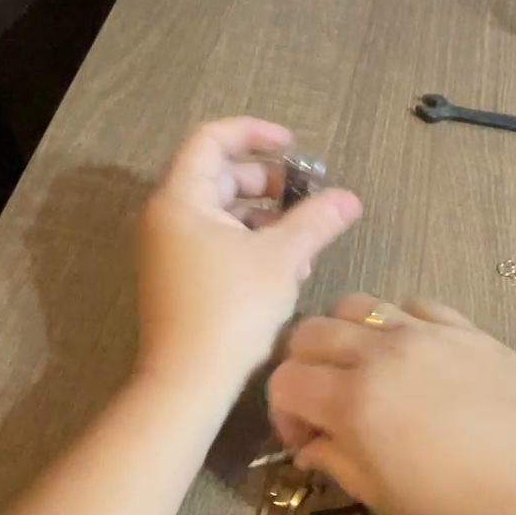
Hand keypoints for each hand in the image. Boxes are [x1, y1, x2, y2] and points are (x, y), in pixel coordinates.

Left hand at [136, 118, 361, 392]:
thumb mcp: (281, 259)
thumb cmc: (231, 310)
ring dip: (264, 219)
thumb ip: (315, 221)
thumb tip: (350, 198)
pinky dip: (248, 243)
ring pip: (220, 214)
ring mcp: (167, 249)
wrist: (189, 381)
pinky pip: (214, 242)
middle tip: (304, 196)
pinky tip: (285, 269)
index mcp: (179, 198)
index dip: (254, 133)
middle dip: (266, 182)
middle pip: (217, 176)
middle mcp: (165, 216)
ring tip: (303, 242)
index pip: (211, 139)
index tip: (293, 145)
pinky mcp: (176, 277)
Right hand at [267, 294, 515, 514]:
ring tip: (364, 376)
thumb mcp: (388, 500)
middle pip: (310, 333)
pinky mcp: (467, 327)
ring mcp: (428, 332)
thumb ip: (337, 462)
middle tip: (324, 407)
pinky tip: (412, 360)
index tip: (304, 442)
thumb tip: (310, 445)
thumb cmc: (472, 514)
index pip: (284, 381)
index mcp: (356, 400)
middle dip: (302, 369)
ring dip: (342, 338)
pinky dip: (394, 325)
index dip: (282, 414)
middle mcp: (382, 351)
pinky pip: (411, 306)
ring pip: (355, 306)